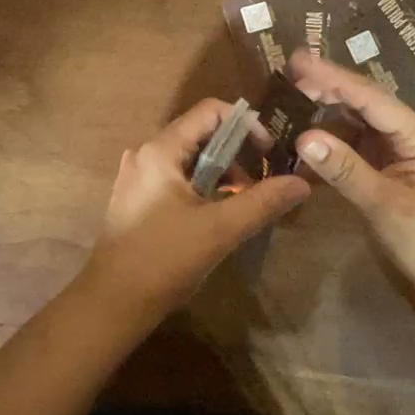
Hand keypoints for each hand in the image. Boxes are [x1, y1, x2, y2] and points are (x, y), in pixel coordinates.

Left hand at [78, 99, 310, 322]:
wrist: (112, 303)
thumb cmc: (164, 260)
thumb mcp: (219, 230)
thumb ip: (262, 202)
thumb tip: (302, 183)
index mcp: (160, 149)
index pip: (210, 111)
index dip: (246, 124)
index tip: (270, 151)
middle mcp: (145, 153)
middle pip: (200, 133)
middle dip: (237, 152)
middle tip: (264, 180)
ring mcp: (138, 176)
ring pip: (189, 158)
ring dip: (221, 172)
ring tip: (244, 202)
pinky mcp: (137, 198)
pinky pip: (176, 177)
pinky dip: (202, 186)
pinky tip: (218, 214)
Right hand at [287, 51, 414, 301]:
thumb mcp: (384, 206)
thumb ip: (345, 170)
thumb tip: (302, 136)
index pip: (371, 99)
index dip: (334, 79)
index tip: (299, 62)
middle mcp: (404, 134)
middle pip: (361, 101)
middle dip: (326, 84)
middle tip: (288, 68)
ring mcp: (389, 150)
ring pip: (350, 119)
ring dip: (321, 108)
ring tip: (287, 94)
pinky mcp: (375, 167)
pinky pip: (345, 143)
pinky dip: (322, 140)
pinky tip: (297, 135)